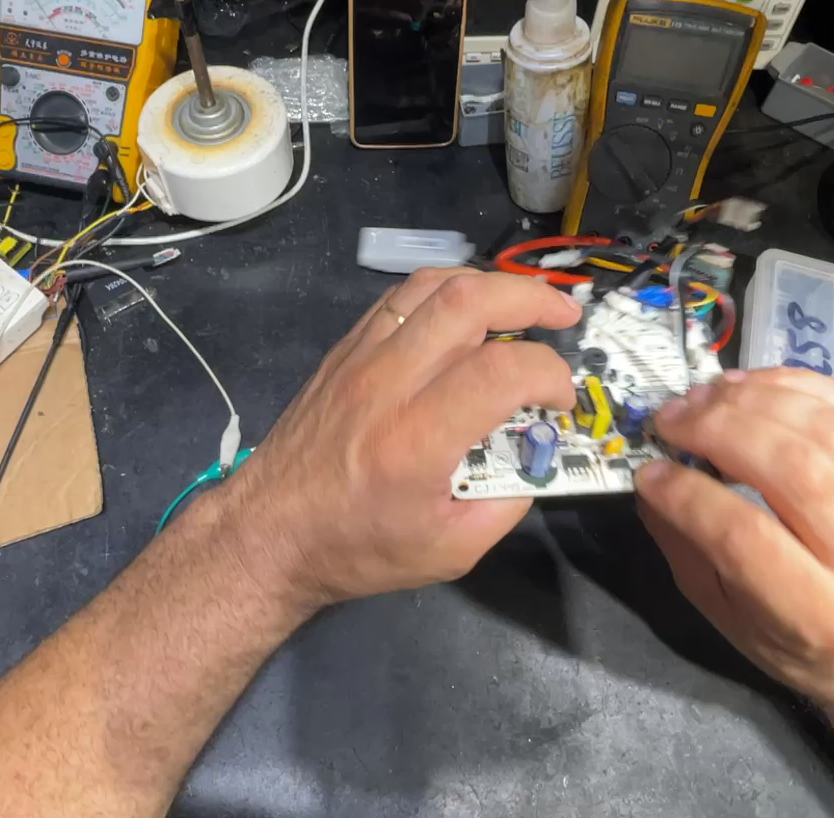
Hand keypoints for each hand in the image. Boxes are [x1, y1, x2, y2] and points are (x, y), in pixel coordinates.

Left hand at [203, 268, 580, 608]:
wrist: (268, 530)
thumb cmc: (356, 546)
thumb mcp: (451, 550)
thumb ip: (508, 501)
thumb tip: (536, 451)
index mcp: (416, 438)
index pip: (501, 371)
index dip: (550, 375)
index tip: (560, 401)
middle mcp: (387, 381)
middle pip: (468, 301)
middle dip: (532, 299)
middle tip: (565, 317)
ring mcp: (359, 355)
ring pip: (431, 284)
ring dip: (488, 285)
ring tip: (521, 305)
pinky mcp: (344, 348)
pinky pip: (399, 297)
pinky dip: (444, 291)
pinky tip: (464, 312)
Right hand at [633, 368, 833, 720]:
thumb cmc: (793, 640)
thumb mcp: (720, 611)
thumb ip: (683, 543)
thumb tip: (650, 475)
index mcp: (819, 613)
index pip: (746, 536)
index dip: (687, 494)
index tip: (648, 471)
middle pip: (797, 469)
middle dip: (720, 429)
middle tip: (670, 418)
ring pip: (828, 428)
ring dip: (754, 398)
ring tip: (705, 395)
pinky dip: (794, 383)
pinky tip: (749, 386)